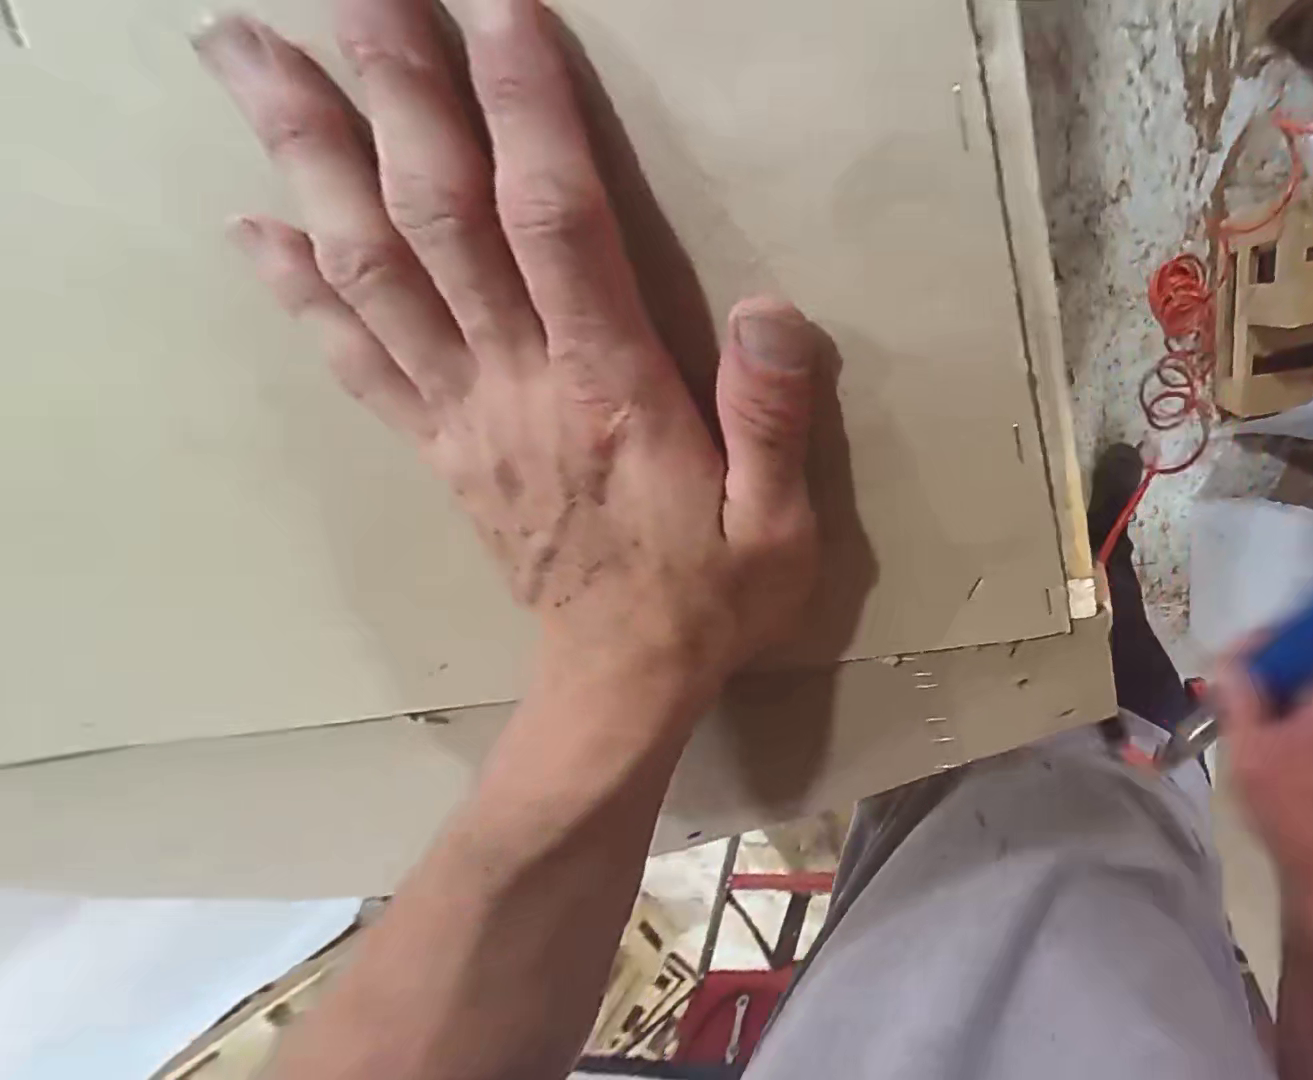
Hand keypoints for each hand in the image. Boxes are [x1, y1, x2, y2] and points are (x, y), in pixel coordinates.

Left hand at [196, 0, 825, 703]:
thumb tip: (770, 313)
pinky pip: (361, 361)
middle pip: (441, 221)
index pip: (557, 229)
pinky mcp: (449, 456)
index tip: (503, 13)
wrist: (625, 679)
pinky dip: (304, 290)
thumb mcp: (778, 524)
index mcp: (612, 398)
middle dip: (397, 93)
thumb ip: (773, 422)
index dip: (529, 115)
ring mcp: (469, 421)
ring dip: (311, 157)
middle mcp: (521, 389)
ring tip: (250, 54)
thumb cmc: (714, 599)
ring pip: (374, 272)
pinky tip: (258, 229)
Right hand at [1216, 665, 1312, 891]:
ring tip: (1239, 700)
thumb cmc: (1282, 802)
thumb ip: (1237, 693)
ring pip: (1309, 688)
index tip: (1238, 651)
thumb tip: (1229, 656)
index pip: (1310, 644)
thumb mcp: (1246, 743)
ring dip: (1275, 688)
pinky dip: (1288, 709)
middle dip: (1267, 666)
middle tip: (1231, 677)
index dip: (1271, 641)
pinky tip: (1259, 724)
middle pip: (1309, 664)